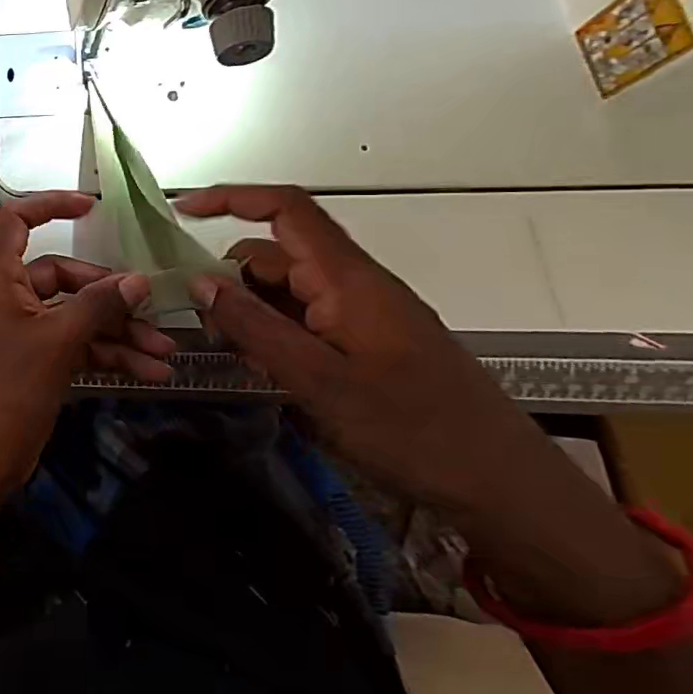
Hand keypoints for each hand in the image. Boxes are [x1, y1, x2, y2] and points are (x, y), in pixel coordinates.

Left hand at [0, 191, 169, 500]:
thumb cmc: (4, 392)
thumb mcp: (55, 344)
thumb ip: (96, 308)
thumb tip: (136, 281)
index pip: (15, 221)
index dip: (49, 205)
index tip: (92, 206)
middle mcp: (5, 297)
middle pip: (60, 275)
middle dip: (109, 295)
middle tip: (156, 318)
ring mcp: (19, 332)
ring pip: (73, 315)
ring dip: (117, 331)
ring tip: (164, 354)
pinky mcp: (30, 362)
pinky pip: (72, 344)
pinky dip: (105, 353)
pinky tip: (144, 370)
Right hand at [174, 185, 563, 515]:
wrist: (509, 494)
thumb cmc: (418, 433)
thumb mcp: (321, 382)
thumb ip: (255, 327)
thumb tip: (200, 281)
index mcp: (349, 280)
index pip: (286, 210)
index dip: (232, 199)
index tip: (182, 212)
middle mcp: (354, 287)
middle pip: (275, 256)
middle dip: (230, 279)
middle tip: (203, 323)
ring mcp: (363, 316)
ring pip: (285, 292)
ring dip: (251, 314)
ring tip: (240, 357)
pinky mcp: (367, 344)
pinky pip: (305, 321)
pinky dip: (275, 336)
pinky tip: (269, 372)